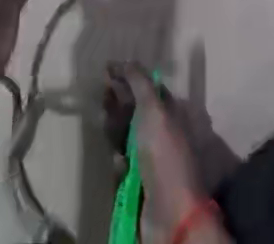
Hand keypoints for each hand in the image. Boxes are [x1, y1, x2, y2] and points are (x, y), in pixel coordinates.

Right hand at [109, 66, 208, 232]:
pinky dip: (117, 162)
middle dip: (117, 102)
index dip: (128, 77)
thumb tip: (126, 60)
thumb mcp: (154, 109)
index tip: (107, 70)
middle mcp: (162, 132)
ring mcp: (150, 158)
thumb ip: (139, 82)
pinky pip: (121, 165)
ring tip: (107, 129)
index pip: (147, 87)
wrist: (169, 213)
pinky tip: (119, 164)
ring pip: (124, 136)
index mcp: (171, 113)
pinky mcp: (138, 182)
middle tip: (102, 97)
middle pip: (133, 110)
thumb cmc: (164, 154)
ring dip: (114, 131)